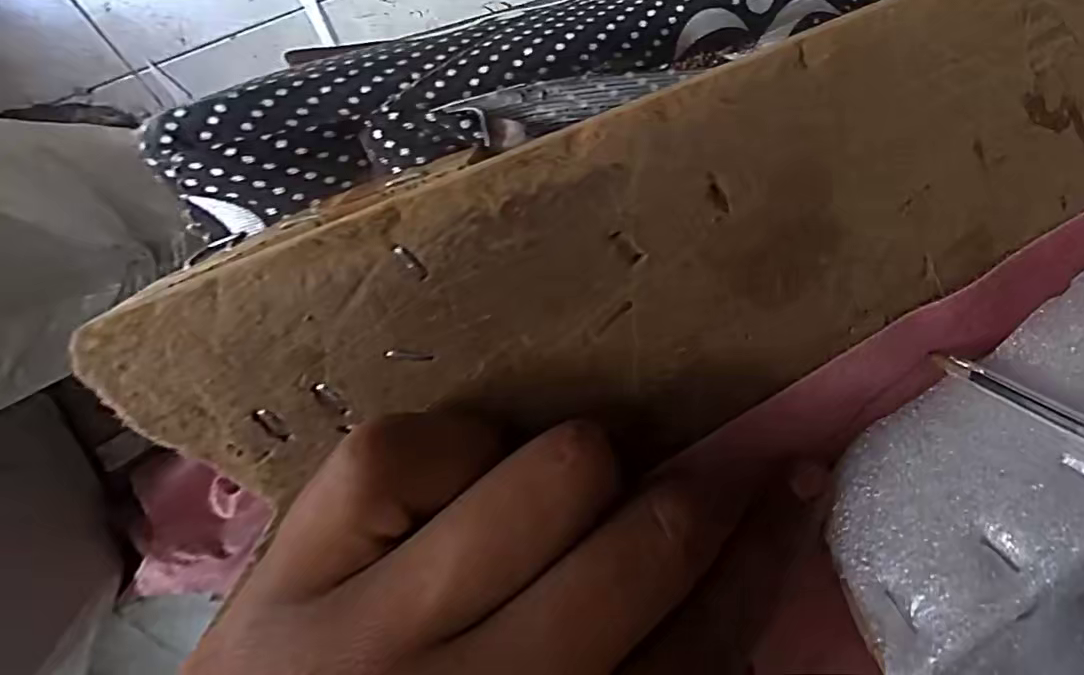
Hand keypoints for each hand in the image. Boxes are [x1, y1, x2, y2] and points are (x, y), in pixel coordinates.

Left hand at [186, 413, 822, 674]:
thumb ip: (696, 633)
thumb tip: (793, 494)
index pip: (715, 631)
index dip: (769, 539)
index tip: (800, 475)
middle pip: (653, 538)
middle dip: (694, 500)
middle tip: (686, 496)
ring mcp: (352, 647)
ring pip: (558, 464)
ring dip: (574, 480)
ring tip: (545, 522)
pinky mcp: (271, 582)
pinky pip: (413, 447)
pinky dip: (454, 458)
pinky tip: (447, 512)